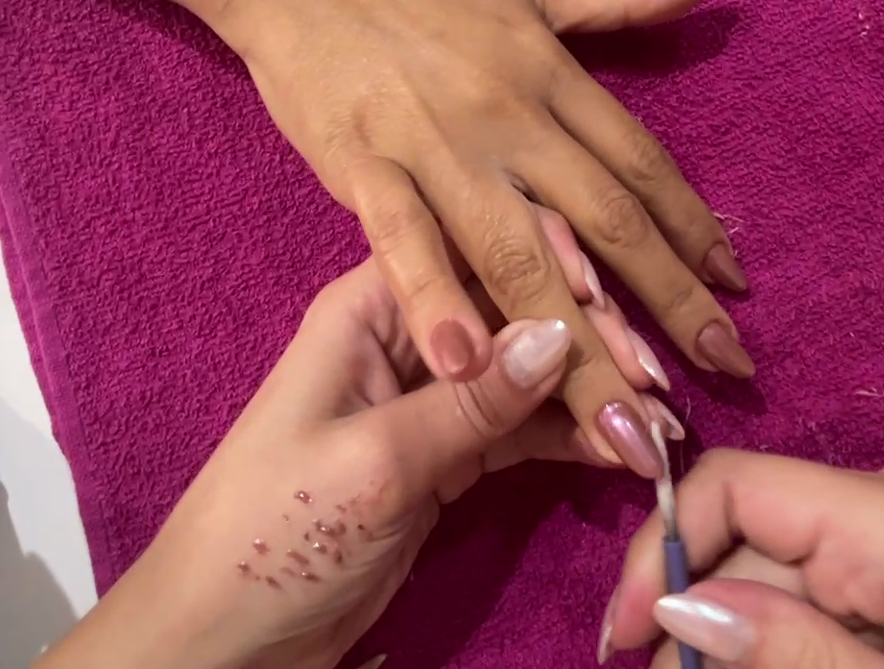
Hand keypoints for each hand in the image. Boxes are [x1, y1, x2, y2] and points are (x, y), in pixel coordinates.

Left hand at [37, 221, 649, 668]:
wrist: (224, 639)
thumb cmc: (274, 533)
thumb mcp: (376, 461)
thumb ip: (472, 399)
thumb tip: (560, 331)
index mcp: (373, 303)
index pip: (473, 253)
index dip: (545, 265)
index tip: (611, 302)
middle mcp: (411, 331)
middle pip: (512, 310)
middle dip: (584, 339)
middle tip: (652, 383)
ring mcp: (433, 391)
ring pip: (526, 371)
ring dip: (590, 393)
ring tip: (659, 425)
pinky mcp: (449, 446)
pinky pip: (520, 427)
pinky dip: (569, 436)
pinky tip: (622, 449)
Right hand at [210, 0, 752, 476]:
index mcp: (548, 75)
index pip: (639, 164)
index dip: (693, 228)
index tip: (736, 288)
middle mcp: (507, 117)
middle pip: (602, 220)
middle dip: (669, 301)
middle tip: (727, 371)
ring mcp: (435, 146)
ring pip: (517, 253)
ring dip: (576, 342)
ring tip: (624, 422)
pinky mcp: (363, 168)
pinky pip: (405, 240)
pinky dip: (436, 298)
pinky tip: (467, 366)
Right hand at [604, 452, 883, 667]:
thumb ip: (796, 655)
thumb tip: (677, 599)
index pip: (732, 485)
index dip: (662, 547)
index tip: (625, 641)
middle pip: (749, 543)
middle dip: (699, 620)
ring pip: (780, 583)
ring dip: (742, 647)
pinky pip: (824, 608)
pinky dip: (788, 652)